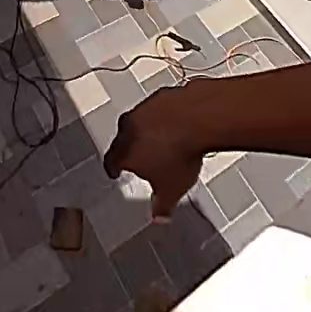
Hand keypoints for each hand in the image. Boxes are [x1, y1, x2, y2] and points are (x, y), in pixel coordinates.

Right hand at [103, 87, 203, 219]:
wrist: (200, 119)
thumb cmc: (182, 152)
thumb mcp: (172, 189)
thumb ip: (161, 205)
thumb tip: (160, 216)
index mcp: (125, 150)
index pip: (111, 161)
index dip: (113, 169)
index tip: (115, 171)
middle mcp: (131, 125)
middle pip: (124, 138)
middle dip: (131, 148)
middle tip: (141, 156)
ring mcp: (147, 107)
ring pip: (142, 120)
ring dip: (149, 130)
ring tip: (164, 141)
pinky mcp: (164, 95)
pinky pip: (160, 108)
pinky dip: (166, 116)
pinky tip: (179, 125)